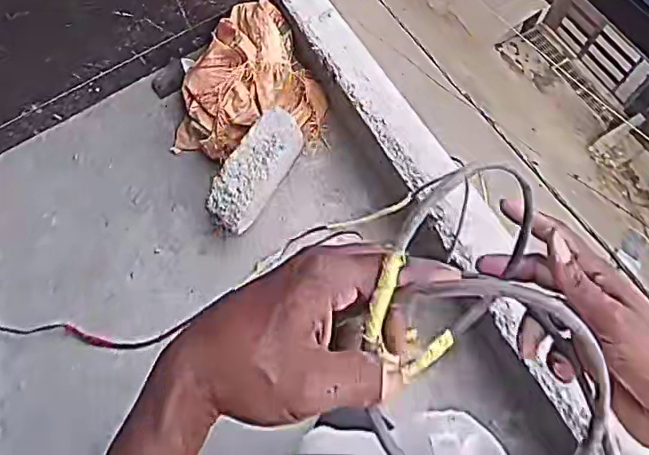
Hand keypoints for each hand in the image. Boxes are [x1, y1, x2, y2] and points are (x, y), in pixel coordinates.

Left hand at [110, 244, 456, 453]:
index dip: (423, 275)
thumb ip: (367, 376)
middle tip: (394, 352)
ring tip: (359, 362)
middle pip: (375, 276)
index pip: (387, 267)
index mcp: (322, 274)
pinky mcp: (293, 292)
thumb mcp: (316, 383)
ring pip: (356, 290)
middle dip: (393, 314)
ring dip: (369, 324)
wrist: (198, 365)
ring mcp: (301, 277)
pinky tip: (337, 356)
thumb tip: (391, 373)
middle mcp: (312, 265)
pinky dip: (349, 324)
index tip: (450, 278)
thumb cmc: (241, 363)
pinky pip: (336, 299)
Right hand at [478, 199, 648, 454]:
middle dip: (515, 276)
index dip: (534, 222)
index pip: (562, 241)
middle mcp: (591, 298)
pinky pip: (552, 343)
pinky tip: (559, 365)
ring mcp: (587, 325)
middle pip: (542, 275)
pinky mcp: (584, 352)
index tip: (509, 207)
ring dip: (532, 327)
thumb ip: (578, 280)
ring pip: (543, 312)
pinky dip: (549, 353)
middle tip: (490, 275)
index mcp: (601, 281)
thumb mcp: (614, 318)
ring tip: (532, 346)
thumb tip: (555, 242)